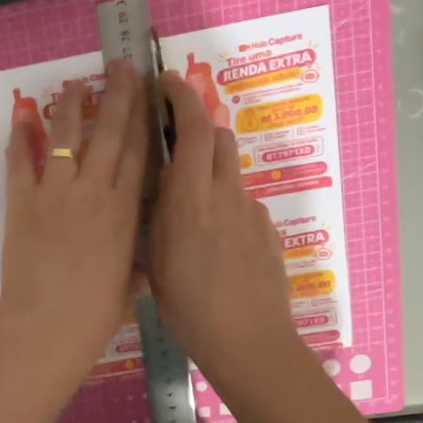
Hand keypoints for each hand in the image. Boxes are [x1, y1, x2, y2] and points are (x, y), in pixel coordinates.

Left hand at [0, 62, 148, 382]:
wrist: (48, 326)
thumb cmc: (95, 313)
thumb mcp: (129, 281)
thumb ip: (136, 257)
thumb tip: (145, 251)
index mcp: (126, 211)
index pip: (138, 152)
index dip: (145, 116)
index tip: (149, 89)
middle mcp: (94, 192)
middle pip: (109, 133)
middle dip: (117, 95)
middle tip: (120, 65)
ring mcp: (55, 194)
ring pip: (67, 138)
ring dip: (71, 106)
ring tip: (75, 82)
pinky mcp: (22, 203)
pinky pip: (21, 162)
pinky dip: (21, 138)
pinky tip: (23, 116)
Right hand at [147, 71, 309, 390]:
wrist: (249, 342)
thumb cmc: (189, 307)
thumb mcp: (155, 259)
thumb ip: (158, 213)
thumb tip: (160, 181)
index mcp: (191, 198)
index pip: (192, 128)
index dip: (180, 96)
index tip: (164, 81)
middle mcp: (225, 194)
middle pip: (217, 137)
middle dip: (194, 124)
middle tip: (167, 135)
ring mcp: (251, 212)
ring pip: (229, 169)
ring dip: (208, 163)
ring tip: (185, 194)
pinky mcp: (267, 231)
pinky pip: (241, 202)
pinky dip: (223, 201)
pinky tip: (211, 238)